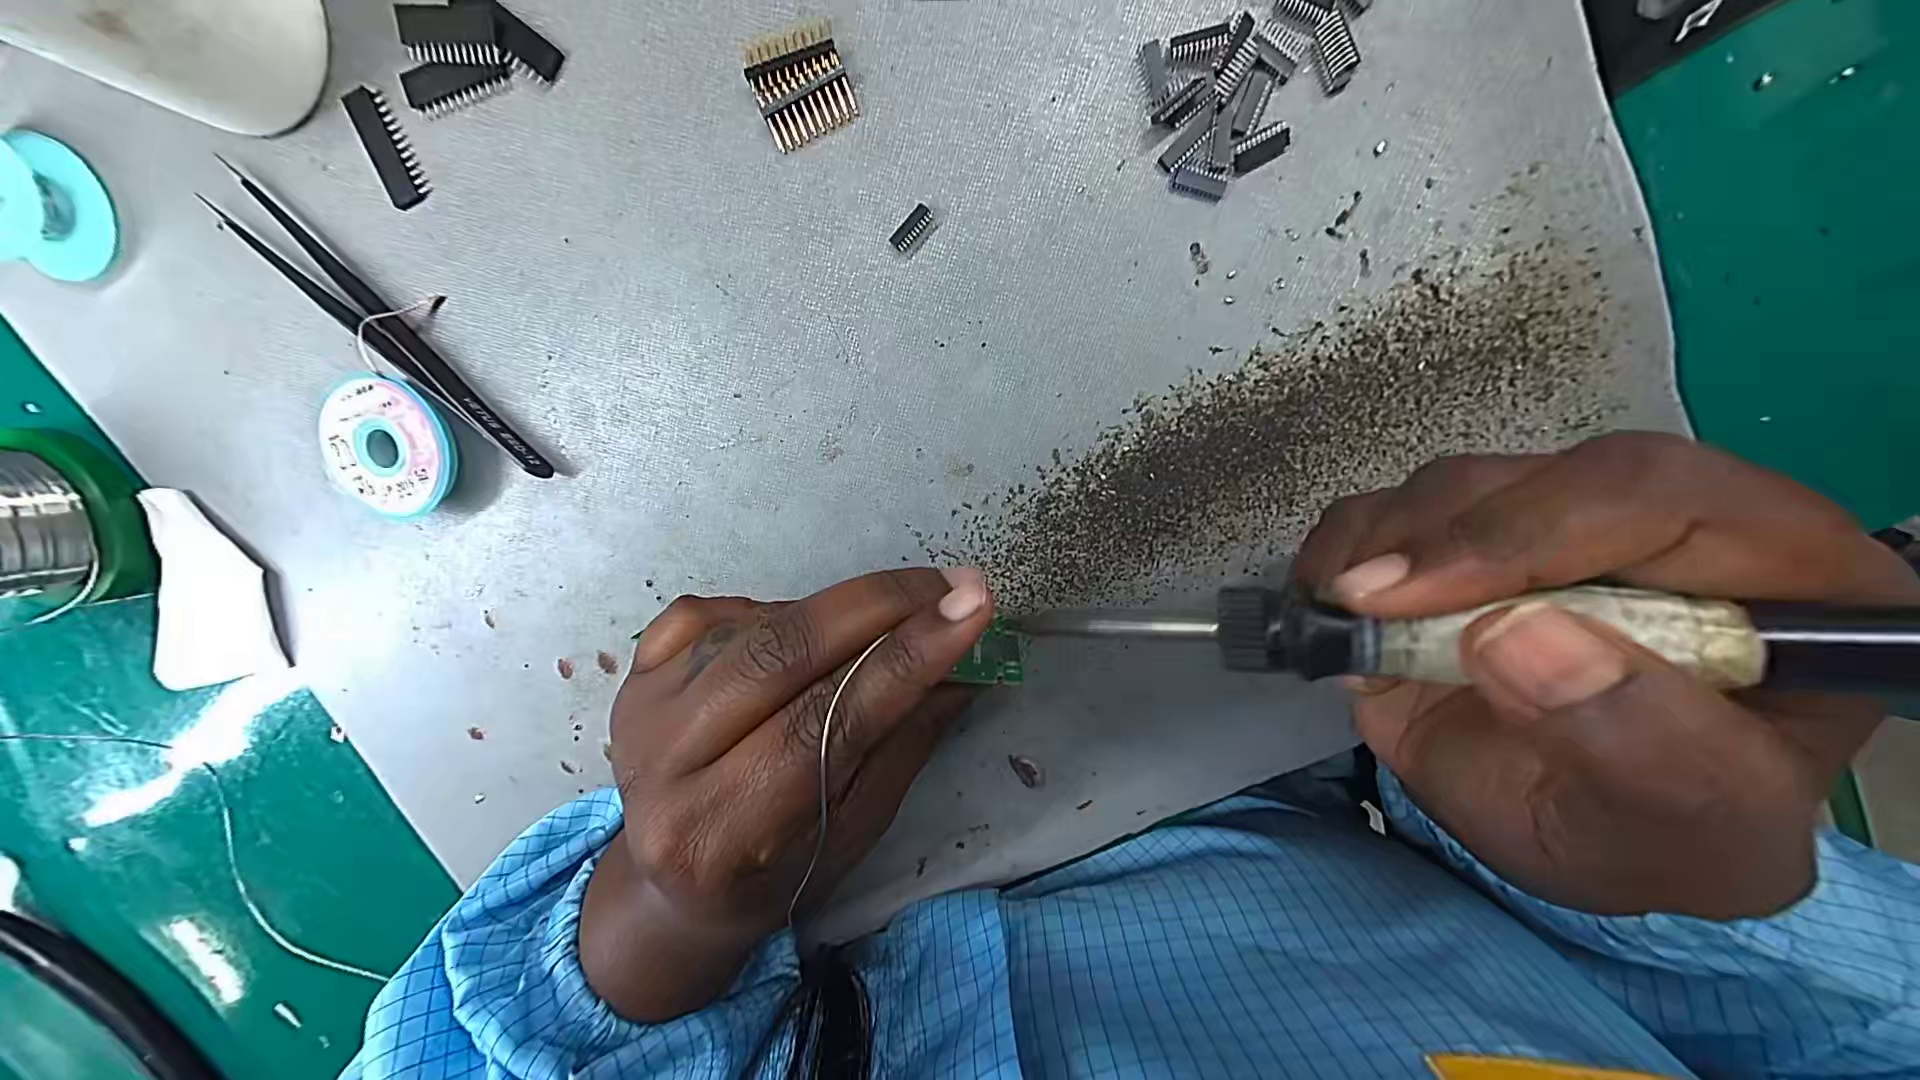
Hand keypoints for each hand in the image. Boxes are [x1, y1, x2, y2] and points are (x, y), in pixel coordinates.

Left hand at [579, 567, 993, 1021]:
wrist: (671, 881)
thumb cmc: (779, 870)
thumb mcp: (857, 825)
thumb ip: (906, 740)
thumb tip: (968, 663)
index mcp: (728, 831)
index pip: (830, 721)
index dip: (907, 657)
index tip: (971, 606)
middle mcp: (669, 765)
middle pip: (785, 653)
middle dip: (881, 604)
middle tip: (948, 584)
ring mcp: (643, 708)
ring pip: (759, 623)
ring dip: (838, 610)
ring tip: (885, 621)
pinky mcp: (636, 671)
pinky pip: (719, 610)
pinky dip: (777, 609)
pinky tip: (799, 634)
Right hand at [1295, 433, 1919, 918]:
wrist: (1556, 832)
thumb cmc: (1644, 834)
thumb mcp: (1686, 829)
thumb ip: (1641, 744)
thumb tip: (1510, 636)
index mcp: (1770, 570)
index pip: (1643, 493)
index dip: (1519, 532)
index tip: (1413, 599)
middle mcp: (1641, 528)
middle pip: (1521, 478)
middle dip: (1426, 542)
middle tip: (1357, 608)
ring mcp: (1529, 529)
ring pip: (1436, 490)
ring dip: (1369, 550)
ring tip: (1346, 625)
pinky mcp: (1437, 547)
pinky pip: (1371, 515)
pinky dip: (1331, 556)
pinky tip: (1333, 615)